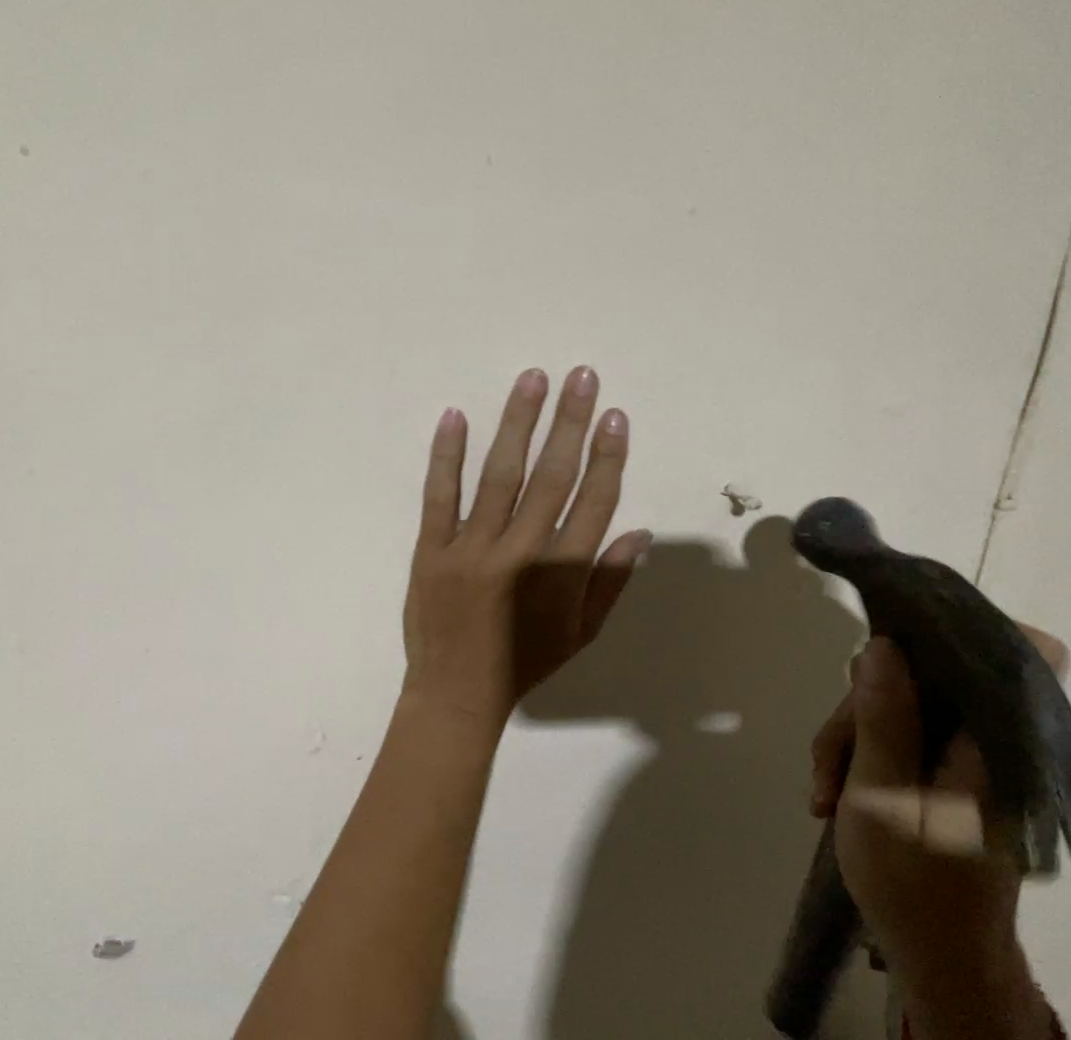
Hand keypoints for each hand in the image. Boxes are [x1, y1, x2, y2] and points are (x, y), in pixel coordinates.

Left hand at [401, 366, 649, 727]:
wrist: (456, 695)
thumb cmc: (525, 663)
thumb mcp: (580, 632)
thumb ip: (609, 581)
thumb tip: (640, 531)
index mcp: (562, 574)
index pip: (593, 501)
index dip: (607, 456)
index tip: (614, 415)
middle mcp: (521, 553)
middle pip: (551, 476)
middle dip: (569, 423)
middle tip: (581, 375)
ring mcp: (471, 549)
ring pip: (499, 476)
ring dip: (517, 423)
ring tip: (532, 379)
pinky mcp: (430, 550)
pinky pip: (439, 496)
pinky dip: (447, 456)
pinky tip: (457, 416)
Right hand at [809, 628, 1069, 1036]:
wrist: (937, 958)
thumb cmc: (914, 884)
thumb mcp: (881, 799)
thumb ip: (884, 720)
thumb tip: (882, 645)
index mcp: (1006, 742)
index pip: (1030, 653)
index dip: (975, 628)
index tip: (900, 636)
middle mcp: (999, 739)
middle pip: (938, 674)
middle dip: (868, 701)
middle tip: (830, 755)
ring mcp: (973, 756)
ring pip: (909, 701)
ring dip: (853, 733)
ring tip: (822, 788)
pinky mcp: (949, 770)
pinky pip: (903, 730)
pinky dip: (862, 750)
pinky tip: (832, 789)